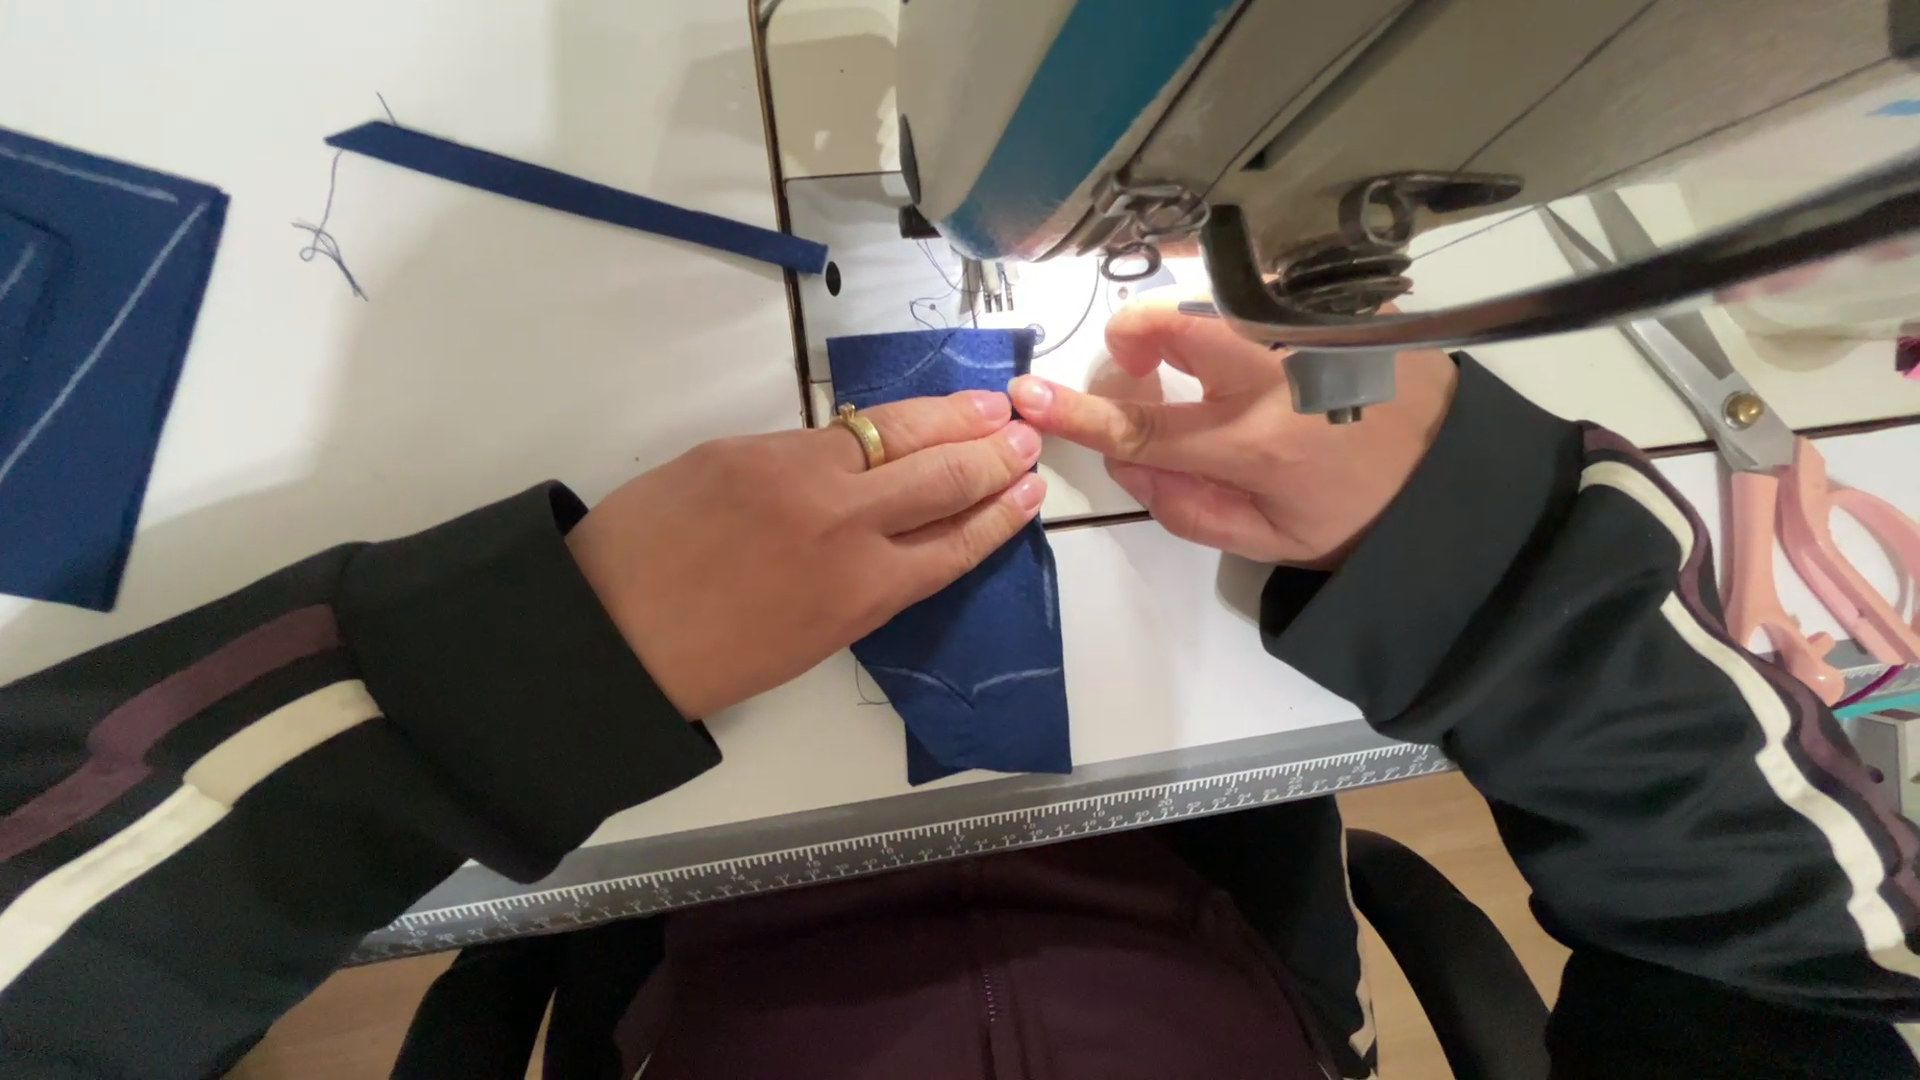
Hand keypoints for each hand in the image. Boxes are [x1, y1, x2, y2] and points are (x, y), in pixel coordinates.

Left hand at [568, 392, 1045, 717]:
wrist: (607, 630)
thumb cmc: (716, 656)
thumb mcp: (816, 635)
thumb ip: (870, 579)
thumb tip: (901, 525)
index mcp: (864, 593)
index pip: (958, 541)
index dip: (1002, 512)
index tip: (1031, 488)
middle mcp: (846, 527)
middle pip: (943, 477)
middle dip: (993, 454)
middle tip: (1024, 435)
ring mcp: (798, 476)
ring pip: (896, 433)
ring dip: (950, 417)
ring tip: (986, 405)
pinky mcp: (752, 445)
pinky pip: (831, 433)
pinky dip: (876, 429)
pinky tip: (899, 420)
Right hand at [1009, 293, 1454, 566]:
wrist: (1455, 479)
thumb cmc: (1349, 518)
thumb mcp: (1263, 541)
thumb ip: (1183, 506)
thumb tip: (1124, 456)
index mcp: (1261, 446)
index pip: (1146, 427)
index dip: (1079, 412)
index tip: (1030, 393)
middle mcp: (1289, 377)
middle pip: (1185, 325)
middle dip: (1139, 332)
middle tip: (1140, 361)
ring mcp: (1324, 331)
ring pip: (1227, 289)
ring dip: (1189, 313)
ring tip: (1199, 352)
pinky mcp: (1350, 304)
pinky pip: (1272, 278)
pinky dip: (1240, 291)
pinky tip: (1249, 327)